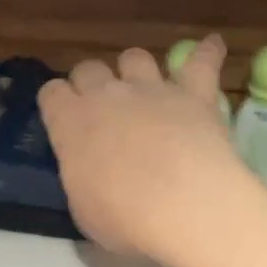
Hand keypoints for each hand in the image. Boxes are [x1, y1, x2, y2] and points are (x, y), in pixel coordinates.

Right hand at [38, 36, 263, 262]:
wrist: (184, 206)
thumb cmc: (127, 220)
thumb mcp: (86, 212)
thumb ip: (83, 181)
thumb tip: (91, 176)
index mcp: (70, 123)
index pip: (52, 94)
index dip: (60, 106)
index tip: (69, 123)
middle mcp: (107, 94)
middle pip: (90, 69)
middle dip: (94, 85)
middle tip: (108, 113)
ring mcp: (152, 89)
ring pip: (136, 58)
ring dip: (137, 71)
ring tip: (148, 90)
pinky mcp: (195, 94)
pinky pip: (202, 61)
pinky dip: (208, 53)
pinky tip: (214, 46)